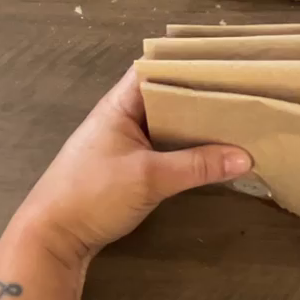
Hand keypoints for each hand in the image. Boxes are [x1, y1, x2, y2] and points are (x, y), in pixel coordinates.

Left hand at [13, 69, 250, 267]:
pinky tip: (212, 151)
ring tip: (237, 118)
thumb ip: (198, 166)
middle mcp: (123, 116)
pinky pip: (164, 147)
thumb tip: (246, 157)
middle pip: (167, 95)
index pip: (157, 68)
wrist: (53, 238)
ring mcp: (125, 142)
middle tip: (242, 91)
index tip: (226, 63)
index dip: (188, 62)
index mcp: (120, 103)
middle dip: (201, 94)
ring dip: (195, 124)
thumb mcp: (150, 177)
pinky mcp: (128, 166)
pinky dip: (186, 147)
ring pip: (168, 123)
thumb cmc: (93, 194)